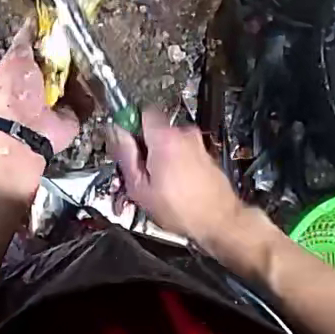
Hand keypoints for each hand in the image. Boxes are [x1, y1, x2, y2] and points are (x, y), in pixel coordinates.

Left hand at [0, 22, 80, 195]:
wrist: (25, 131)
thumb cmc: (13, 96)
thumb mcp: (16, 58)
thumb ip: (25, 39)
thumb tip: (31, 21)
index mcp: (24, 71)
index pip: (43, 49)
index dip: (54, 38)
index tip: (66, 26)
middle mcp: (42, 85)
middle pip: (64, 63)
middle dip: (73, 54)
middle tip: (81, 44)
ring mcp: (58, 100)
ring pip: (78, 79)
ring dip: (84, 72)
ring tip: (90, 61)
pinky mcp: (72, 114)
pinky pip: (87, 99)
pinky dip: (92, 92)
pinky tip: (95, 80)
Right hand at [110, 109, 250, 251]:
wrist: (219, 221)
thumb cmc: (183, 209)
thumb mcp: (140, 187)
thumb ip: (125, 155)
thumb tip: (115, 135)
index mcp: (165, 138)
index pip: (142, 111)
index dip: (129, 125)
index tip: (124, 141)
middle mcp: (183, 135)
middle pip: (154, 128)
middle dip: (143, 146)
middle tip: (137, 171)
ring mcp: (197, 144)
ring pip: (168, 142)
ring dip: (159, 157)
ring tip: (155, 183)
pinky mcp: (204, 155)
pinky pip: (181, 152)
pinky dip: (174, 164)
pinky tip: (172, 186)